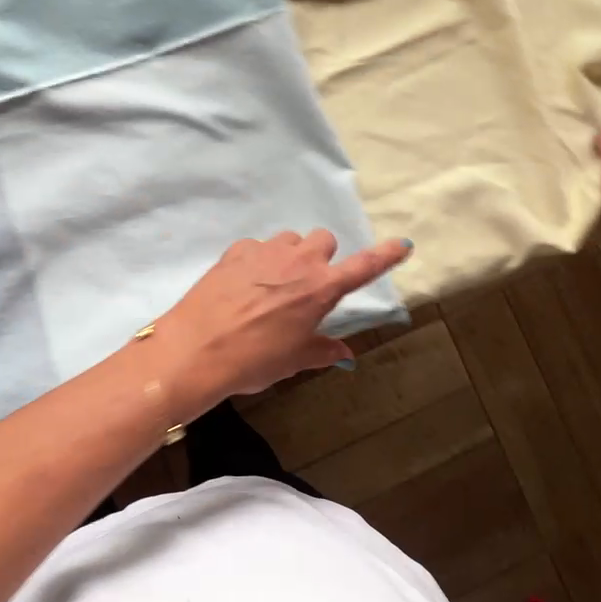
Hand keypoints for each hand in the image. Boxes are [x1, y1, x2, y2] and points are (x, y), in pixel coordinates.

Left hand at [151, 231, 411, 418]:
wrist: (197, 349)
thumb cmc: (254, 361)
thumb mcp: (294, 361)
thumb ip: (323, 351)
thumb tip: (346, 354)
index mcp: (321, 289)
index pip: (363, 267)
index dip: (385, 255)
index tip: (403, 243)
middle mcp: (298, 262)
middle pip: (323, 240)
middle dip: (321, 257)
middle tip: (308, 285)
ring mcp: (265, 251)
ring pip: (290, 240)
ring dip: (289, 256)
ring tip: (272, 286)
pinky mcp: (236, 250)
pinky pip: (257, 246)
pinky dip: (257, 260)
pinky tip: (243, 285)